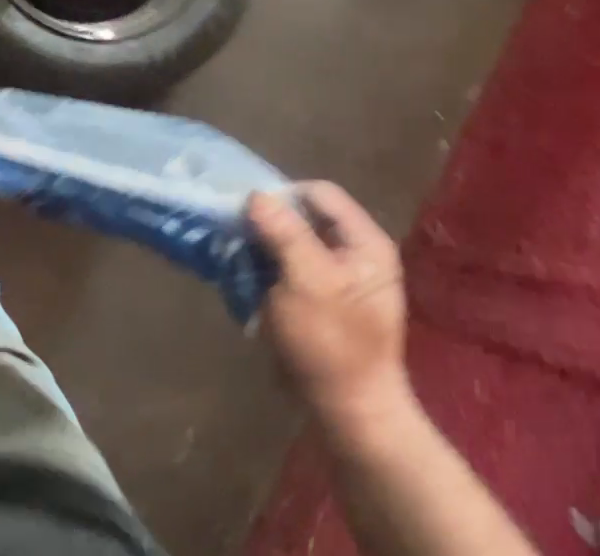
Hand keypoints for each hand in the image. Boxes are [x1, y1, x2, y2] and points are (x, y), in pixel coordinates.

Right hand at [247, 183, 409, 430]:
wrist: (346, 406)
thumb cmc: (331, 342)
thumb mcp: (307, 282)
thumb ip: (285, 233)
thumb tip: (256, 195)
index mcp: (365, 243)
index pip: (319, 193)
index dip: (282, 197)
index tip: (247, 216)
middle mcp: (353, 252)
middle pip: (302, 215)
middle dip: (266, 222)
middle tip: (235, 236)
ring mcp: (335, 276)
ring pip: (288, 240)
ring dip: (259, 245)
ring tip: (234, 257)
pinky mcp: (316, 297)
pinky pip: (285, 266)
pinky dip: (262, 266)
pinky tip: (243, 277)